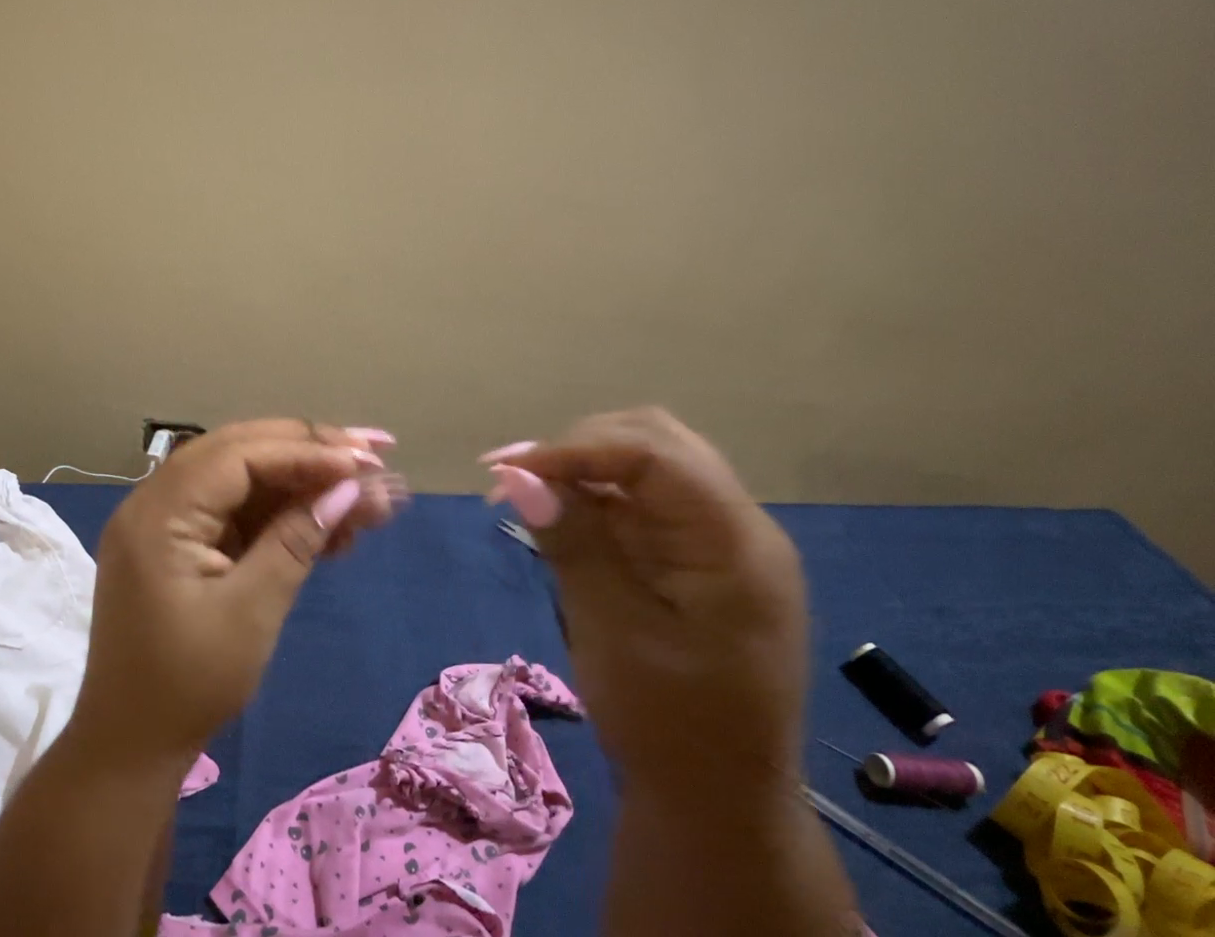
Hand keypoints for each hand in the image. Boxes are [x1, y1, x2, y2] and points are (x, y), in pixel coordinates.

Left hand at [70, 420, 402, 764]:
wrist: (133, 744)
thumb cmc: (189, 683)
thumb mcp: (251, 611)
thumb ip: (297, 539)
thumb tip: (349, 487)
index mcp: (158, 514)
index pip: (238, 455)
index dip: (306, 451)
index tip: (367, 462)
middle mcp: (155, 504)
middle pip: (241, 455)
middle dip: (311, 453)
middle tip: (377, 455)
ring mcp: (167, 526)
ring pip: (245, 484)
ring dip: (305, 488)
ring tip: (371, 500)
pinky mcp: (183, 550)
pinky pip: (238, 517)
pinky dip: (284, 519)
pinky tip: (336, 530)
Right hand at [482, 408, 808, 797]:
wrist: (720, 802)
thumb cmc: (669, 725)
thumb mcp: (612, 632)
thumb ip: (573, 544)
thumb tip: (517, 475)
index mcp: (734, 544)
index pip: (656, 453)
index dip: (577, 448)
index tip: (508, 470)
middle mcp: (739, 528)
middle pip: (660, 444)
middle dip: (581, 448)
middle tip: (515, 480)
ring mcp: (724, 545)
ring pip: (653, 469)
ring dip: (588, 471)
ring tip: (530, 499)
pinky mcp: (703, 565)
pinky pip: (650, 508)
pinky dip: (602, 503)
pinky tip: (565, 524)